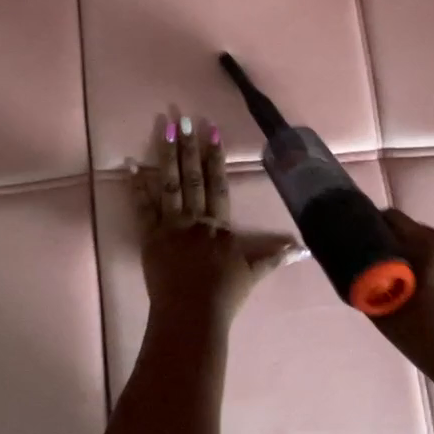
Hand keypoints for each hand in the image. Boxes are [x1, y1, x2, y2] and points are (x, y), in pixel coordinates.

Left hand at [132, 117, 305, 331]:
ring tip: (163, 129)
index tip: (212, 131)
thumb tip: (303, 248)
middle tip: (184, 119)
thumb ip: (275, 256)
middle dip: (189, 147)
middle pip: (192, 177)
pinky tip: (130, 164)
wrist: (193, 314)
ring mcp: (170, 226)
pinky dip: (135, 186)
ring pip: (168, 185)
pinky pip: (141, 208)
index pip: (218, 184)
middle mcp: (194, 219)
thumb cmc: (225, 295)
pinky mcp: (150, 237)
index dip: (215, 157)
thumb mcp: (254, 272)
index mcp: (218, 225)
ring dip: (166, 156)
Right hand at [371, 209, 433, 383]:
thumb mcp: (387, 316)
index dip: (374, 230)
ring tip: (419, 287)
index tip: (366, 248)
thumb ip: (369, 282)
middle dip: (399, 245)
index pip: (392, 219)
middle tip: (389, 272)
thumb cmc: (433, 347)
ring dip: (423, 256)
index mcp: (429, 250)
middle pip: (415, 229)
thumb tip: (359, 264)